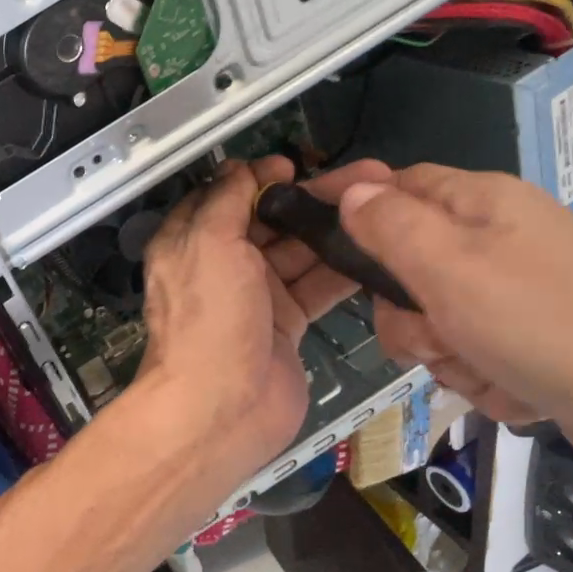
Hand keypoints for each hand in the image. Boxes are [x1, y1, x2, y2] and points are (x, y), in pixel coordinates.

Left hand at [134, 155, 391, 466]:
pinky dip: (344, 270)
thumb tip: (240, 168)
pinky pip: (317, 287)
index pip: (224, 197)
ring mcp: (255, 296)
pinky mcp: (286, 324)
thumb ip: (226, 202)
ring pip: (298, 251)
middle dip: (308, 198)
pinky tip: (381, 249)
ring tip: (382, 204)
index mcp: (189, 242)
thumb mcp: (209, 243)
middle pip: (268, 221)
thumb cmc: (208, 318)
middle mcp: (220, 265)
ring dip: (334, 229)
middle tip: (362, 177)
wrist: (221, 406)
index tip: (293, 165)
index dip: (257, 178)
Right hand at [338, 164, 572, 476]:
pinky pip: (474, 356)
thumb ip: (388, 225)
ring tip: (486, 369)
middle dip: (404, 311)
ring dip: (444, 354)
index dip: (345, 201)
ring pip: (434, 320)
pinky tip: (519, 392)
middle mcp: (499, 241)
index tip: (301, 232)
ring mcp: (521, 294)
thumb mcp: (450, 268)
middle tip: (432, 332)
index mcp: (479, 204)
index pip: (389, 183)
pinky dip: (484, 379)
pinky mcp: (539, 343)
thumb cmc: (552, 326)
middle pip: (403, 265)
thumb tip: (351, 189)